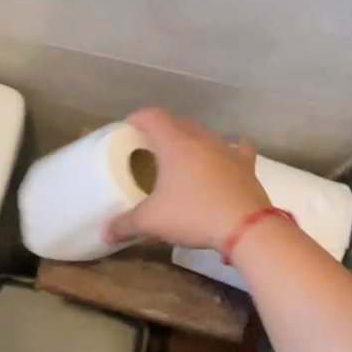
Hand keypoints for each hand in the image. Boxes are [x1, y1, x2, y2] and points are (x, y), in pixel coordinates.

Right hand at [106, 107, 272, 249]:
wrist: (245, 227)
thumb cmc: (192, 215)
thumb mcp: (150, 222)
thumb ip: (124, 225)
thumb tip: (106, 233)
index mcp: (175, 145)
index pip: (154, 117)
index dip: (139, 118)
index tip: (128, 126)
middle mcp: (202, 140)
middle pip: (180, 122)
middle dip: (163, 127)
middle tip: (150, 143)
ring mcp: (227, 150)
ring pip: (206, 133)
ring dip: (191, 137)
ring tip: (181, 152)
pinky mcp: (246, 165)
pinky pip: (237, 148)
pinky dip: (229, 147)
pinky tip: (228, 151)